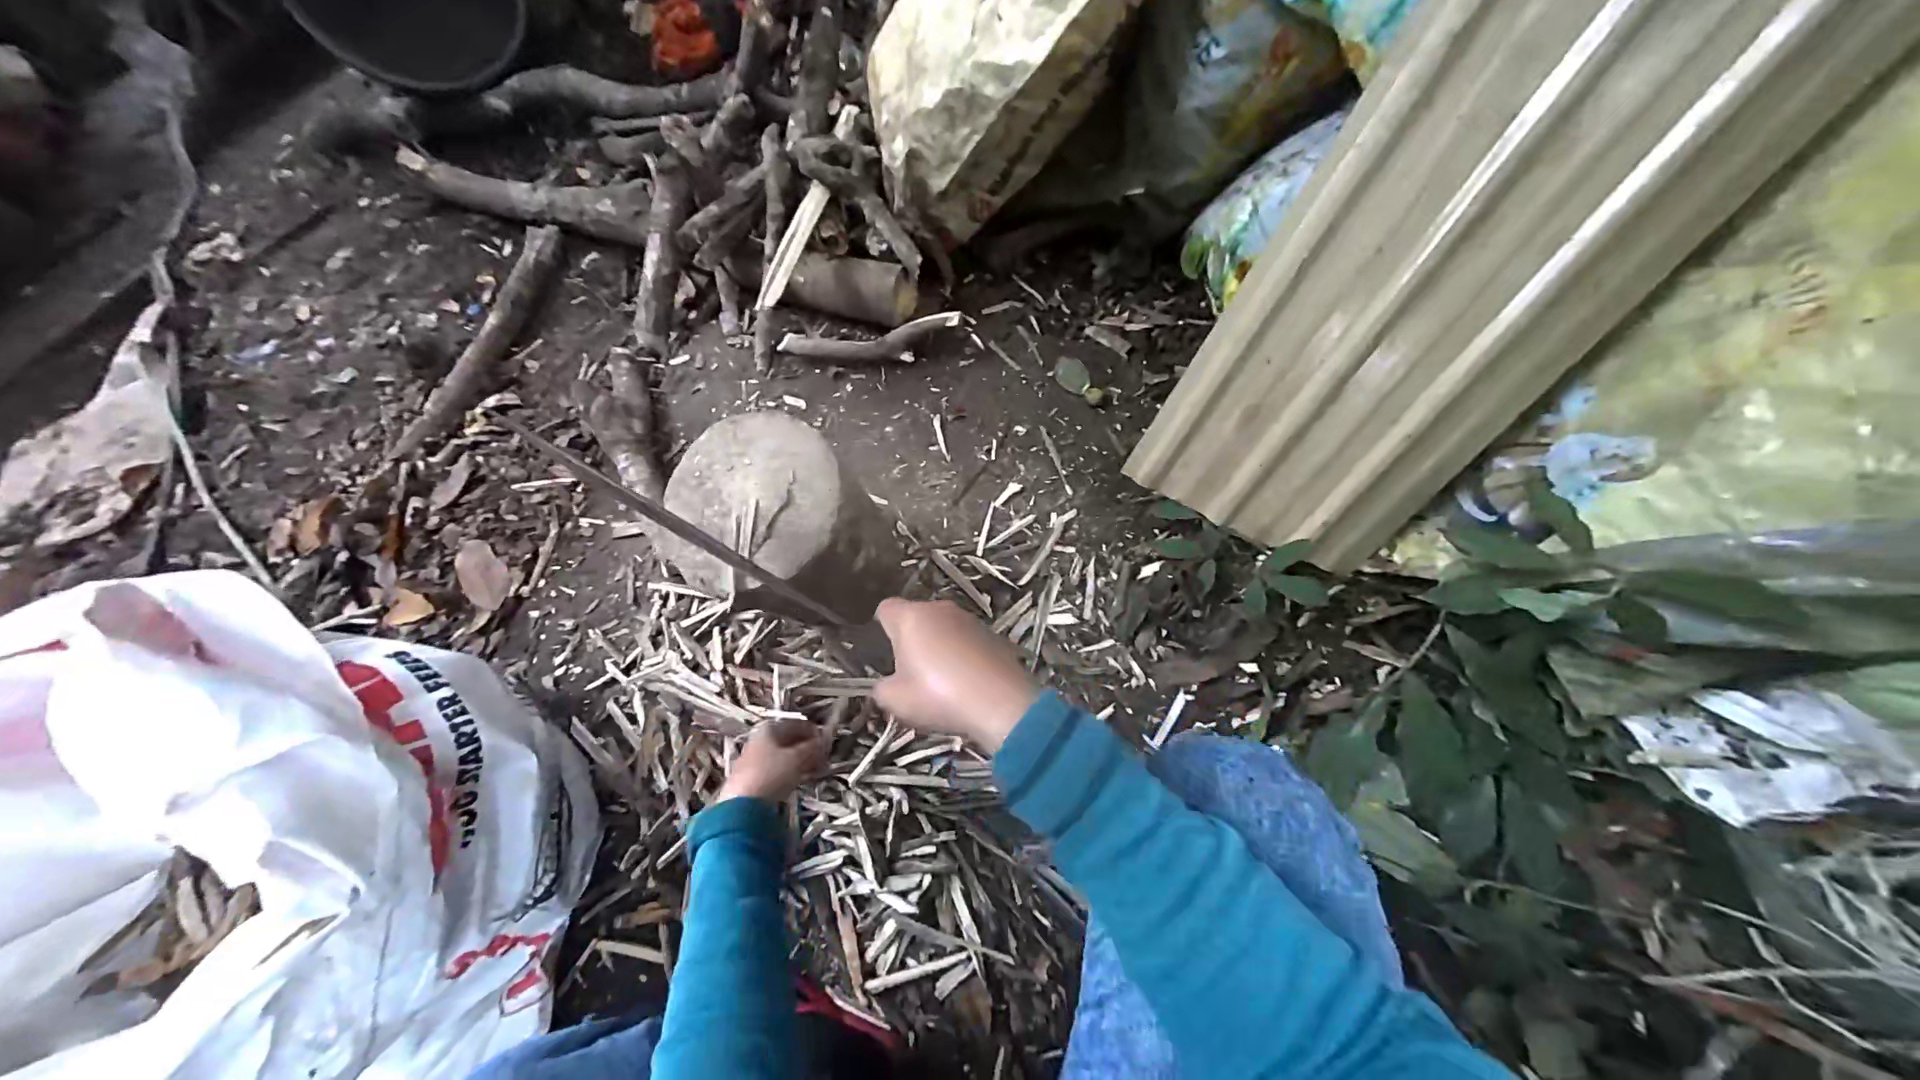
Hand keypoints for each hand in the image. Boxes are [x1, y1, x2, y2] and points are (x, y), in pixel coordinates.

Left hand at [716, 718, 828, 803]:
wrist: (742, 806)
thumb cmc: (771, 774)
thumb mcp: (797, 758)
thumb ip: (813, 747)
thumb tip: (824, 741)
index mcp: (768, 728)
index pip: (796, 723)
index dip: (813, 731)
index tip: (826, 742)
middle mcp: (759, 739)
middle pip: (789, 739)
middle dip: (808, 747)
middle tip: (822, 757)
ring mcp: (754, 758)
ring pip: (783, 755)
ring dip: (801, 760)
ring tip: (814, 769)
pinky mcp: (752, 777)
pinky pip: (777, 768)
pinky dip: (790, 771)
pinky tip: (800, 779)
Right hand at [874, 598, 1040, 752]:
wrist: (1002, 703)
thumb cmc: (939, 696)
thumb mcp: (895, 701)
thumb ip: (881, 688)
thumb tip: (885, 685)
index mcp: (911, 617)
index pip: (886, 608)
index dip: (882, 628)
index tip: (885, 654)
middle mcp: (941, 609)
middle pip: (917, 618)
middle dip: (912, 640)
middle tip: (912, 674)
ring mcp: (971, 619)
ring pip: (945, 628)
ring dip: (940, 647)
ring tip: (944, 683)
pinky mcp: (995, 634)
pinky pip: (968, 641)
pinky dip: (964, 656)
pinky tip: (969, 683)